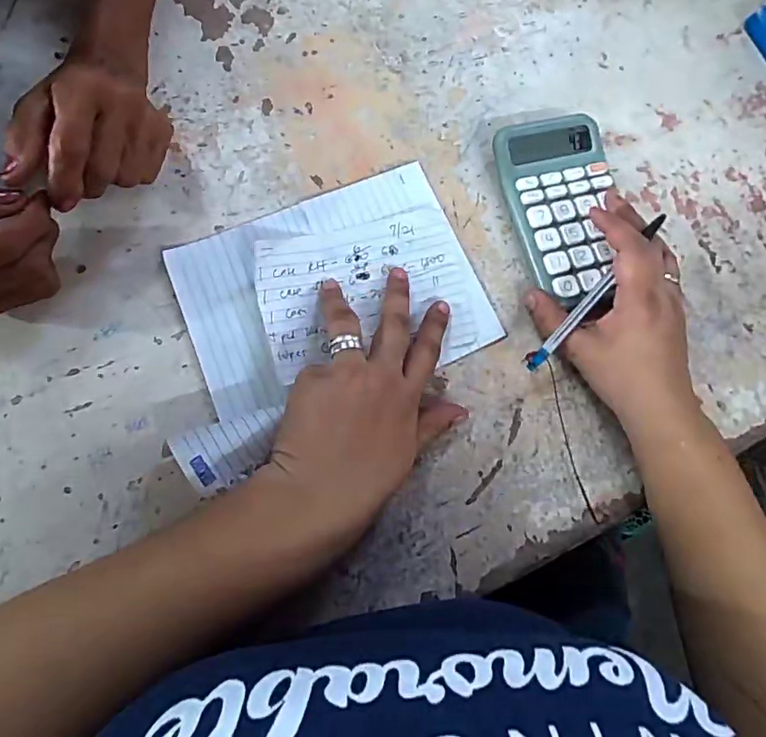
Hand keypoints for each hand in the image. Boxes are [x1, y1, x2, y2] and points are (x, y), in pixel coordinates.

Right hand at [0, 182, 60, 318]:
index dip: (32, 218)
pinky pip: (33, 292)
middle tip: (31, 211)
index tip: (36, 197)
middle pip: (31, 268)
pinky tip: (20, 248)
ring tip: (25, 229)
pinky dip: (38, 266)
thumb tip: (16, 201)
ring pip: (39, 283)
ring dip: (44, 250)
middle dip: (41, 234)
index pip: (5, 246)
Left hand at [2, 57, 171, 211]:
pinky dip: (130, 175)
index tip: (58, 202)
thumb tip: (15, 179)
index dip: (63, 181)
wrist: (113, 62)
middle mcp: (119, 104)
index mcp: (80, 93)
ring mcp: (146, 119)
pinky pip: (147, 173)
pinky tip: (119, 159)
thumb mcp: (34, 104)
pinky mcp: (163, 131)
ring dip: (108, 181)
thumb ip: (21, 141)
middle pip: (102, 169)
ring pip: (127, 176)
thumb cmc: (68, 88)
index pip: (72, 147)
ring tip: (97, 165)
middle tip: (74, 180)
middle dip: (84, 186)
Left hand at [257, 270, 466, 539]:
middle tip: (396, 272)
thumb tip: (460, 409)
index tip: (439, 303)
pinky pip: (316, 368)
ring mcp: (348, 373)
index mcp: (407, 398)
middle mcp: (382, 377)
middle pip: (392, 327)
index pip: (426, 353)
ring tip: (331, 284)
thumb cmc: (366, 482)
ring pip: (347, 327)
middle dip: (396, 296)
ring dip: (339, 302)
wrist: (318, 493)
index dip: (434, 326)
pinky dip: (313, 378)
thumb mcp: (406, 455)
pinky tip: (304, 402)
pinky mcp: (315, 376)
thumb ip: (430, 425)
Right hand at [523, 193, 697, 434]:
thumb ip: (554, 320)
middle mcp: (663, 293)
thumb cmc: (623, 378)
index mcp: (641, 296)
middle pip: (651, 243)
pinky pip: (667, 270)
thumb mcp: (581, 349)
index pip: (630, 247)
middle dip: (630, 218)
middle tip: (611, 197)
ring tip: (626, 220)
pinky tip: (638, 260)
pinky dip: (651, 253)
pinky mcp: (675, 314)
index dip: (612, 224)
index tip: (593, 210)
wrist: (664, 410)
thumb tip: (531, 294)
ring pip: (664, 256)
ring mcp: (674, 303)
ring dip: (643, 234)